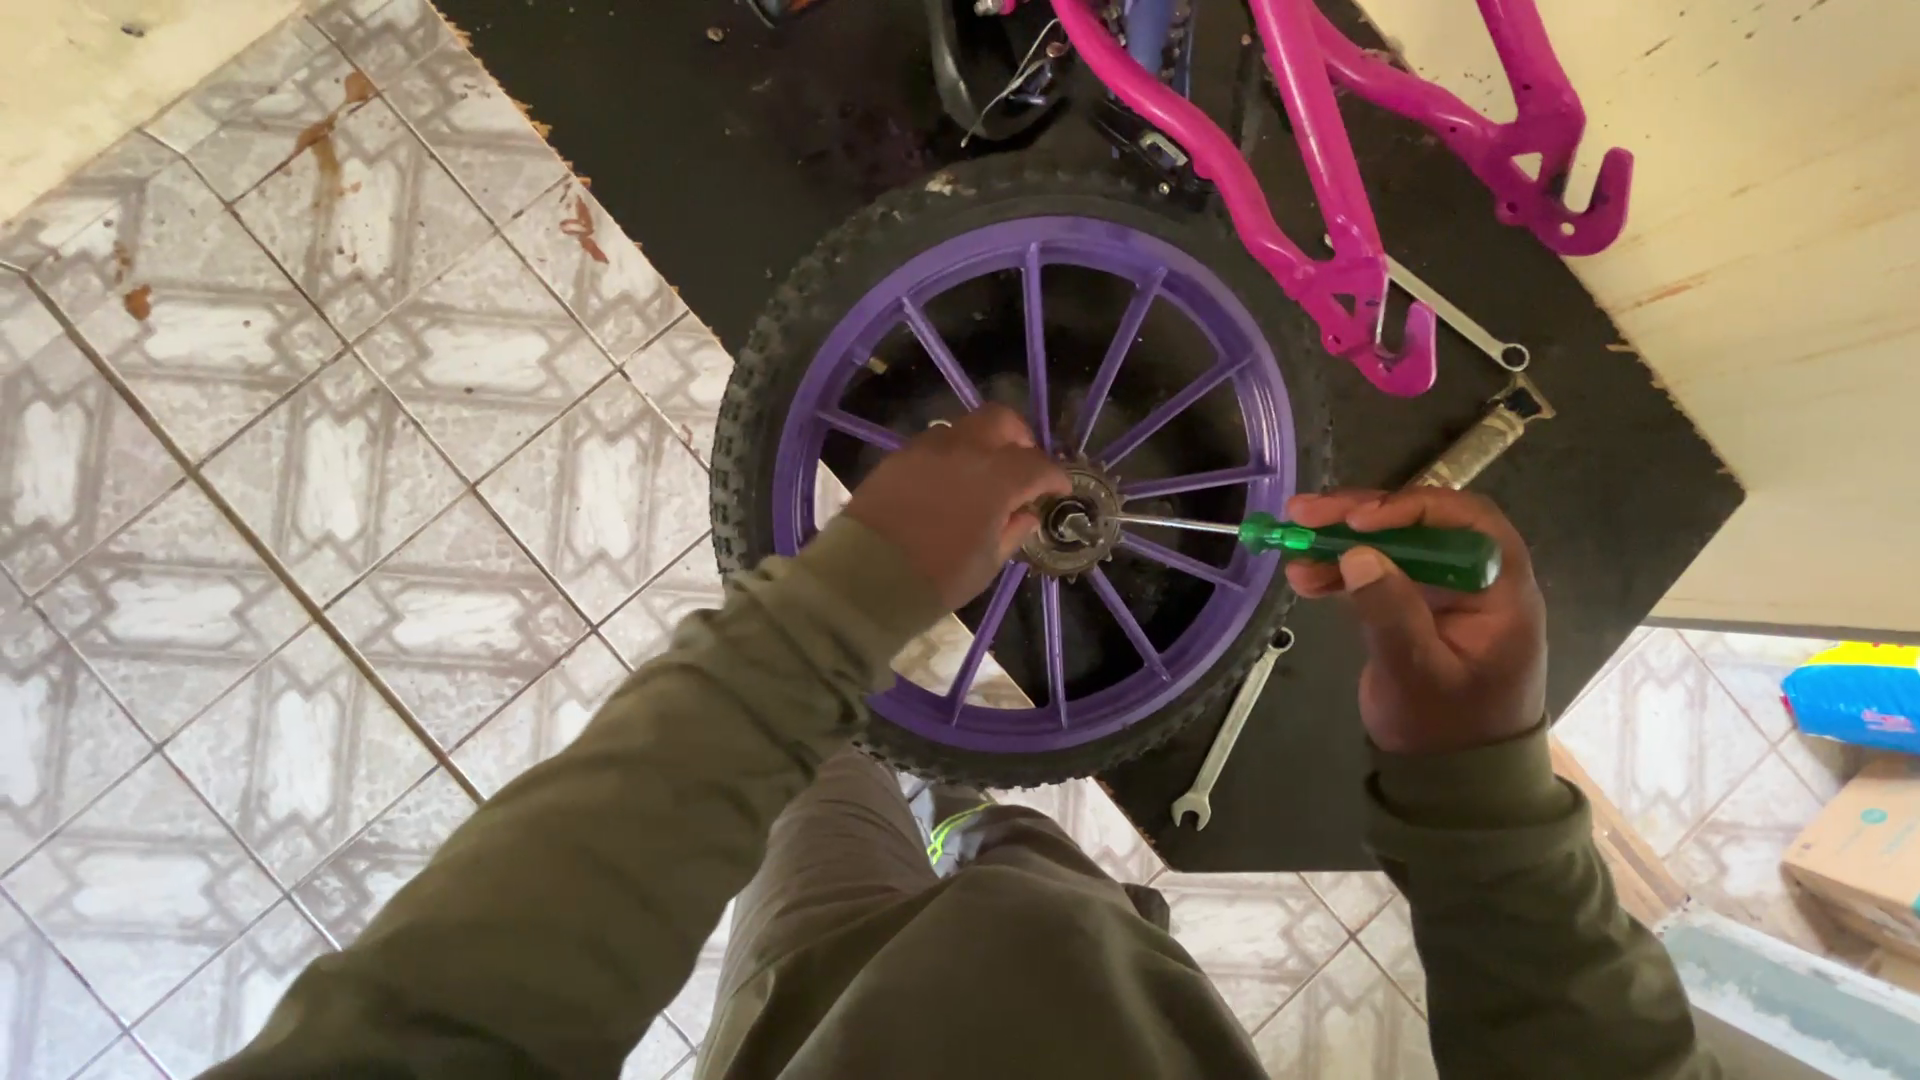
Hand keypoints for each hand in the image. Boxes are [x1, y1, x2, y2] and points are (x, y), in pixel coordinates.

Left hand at [844, 404, 1071, 610]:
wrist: (866, 577)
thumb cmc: (938, 577)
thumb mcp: (987, 563)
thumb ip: (1012, 531)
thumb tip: (1026, 514)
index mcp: (996, 478)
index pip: (1037, 464)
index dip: (1054, 476)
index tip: (1059, 489)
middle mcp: (964, 450)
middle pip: (1001, 421)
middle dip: (1019, 438)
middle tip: (1022, 464)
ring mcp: (927, 449)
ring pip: (964, 428)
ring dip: (981, 443)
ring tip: (981, 474)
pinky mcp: (898, 458)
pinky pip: (933, 445)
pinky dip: (950, 455)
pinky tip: (947, 483)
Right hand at [1283, 488, 1546, 754]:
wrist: (1448, 777)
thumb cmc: (1444, 728)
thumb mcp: (1416, 672)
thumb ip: (1391, 613)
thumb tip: (1357, 554)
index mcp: (1499, 590)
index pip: (1466, 522)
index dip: (1410, 509)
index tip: (1356, 520)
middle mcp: (1472, 580)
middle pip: (1418, 525)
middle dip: (1357, 515)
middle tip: (1303, 513)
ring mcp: (1438, 592)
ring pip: (1389, 545)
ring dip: (1339, 540)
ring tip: (1290, 541)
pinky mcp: (1409, 606)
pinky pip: (1373, 573)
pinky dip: (1337, 570)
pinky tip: (1302, 576)